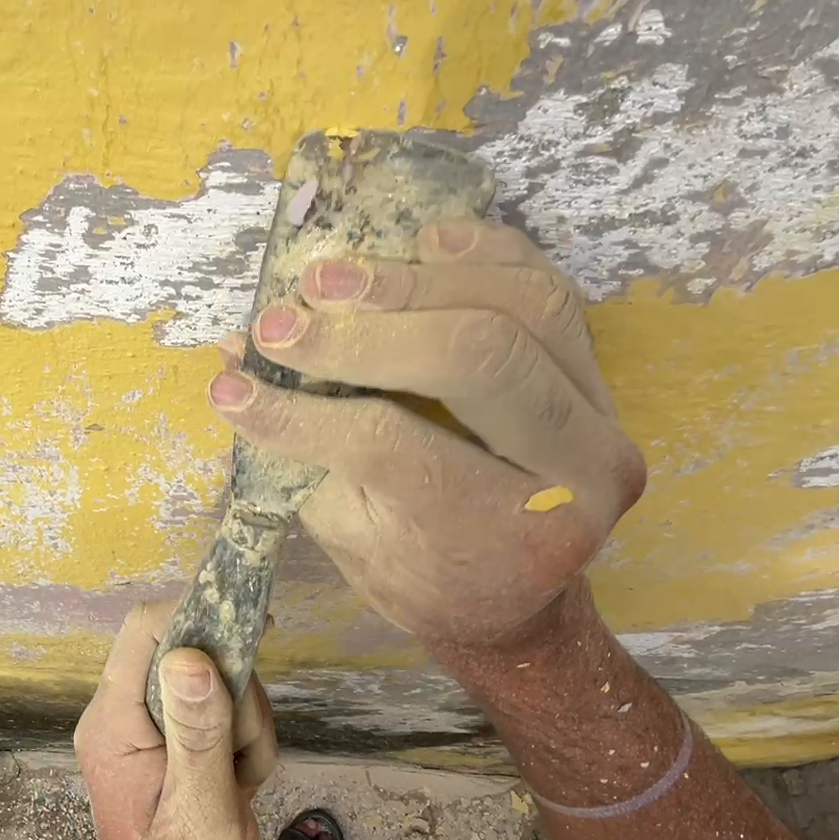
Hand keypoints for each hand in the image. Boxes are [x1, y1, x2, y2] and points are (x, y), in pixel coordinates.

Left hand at [71, 601, 277, 839]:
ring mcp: (148, 726)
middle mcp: (123, 713)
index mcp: (113, 722)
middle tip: (242, 758)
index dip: (195, 612)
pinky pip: (223, 712)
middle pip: (191, 653)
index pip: (145, 631)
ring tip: (239, 786)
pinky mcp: (173, 740)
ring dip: (244, 728)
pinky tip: (238, 787)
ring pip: (217, 682)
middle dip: (235, 698)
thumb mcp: (201, 813)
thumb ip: (198, 732)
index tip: (253, 623)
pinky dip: (244, 744)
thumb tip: (189, 655)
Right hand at [207, 220, 645, 660]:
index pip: (391, 447)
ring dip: (413, 280)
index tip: (234, 392)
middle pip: (476, 356)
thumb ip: (298, 452)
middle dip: (363, 330)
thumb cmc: (421, 579)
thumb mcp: (351, 536)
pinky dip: (484, 251)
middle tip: (280, 321)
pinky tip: (420, 241)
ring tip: (328, 278)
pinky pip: (550, 288)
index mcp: (505, 534)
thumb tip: (236, 366)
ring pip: (524, 303)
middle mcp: (579, 471)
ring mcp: (604, 414)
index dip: (301, 414)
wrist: (516, 599)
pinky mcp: (600, 374)